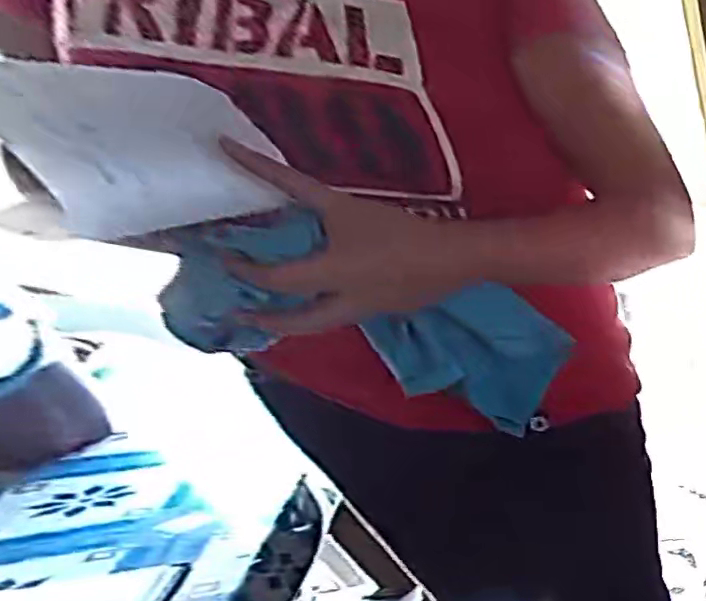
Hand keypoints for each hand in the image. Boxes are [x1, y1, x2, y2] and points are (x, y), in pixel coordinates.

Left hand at [221, 140, 473, 334]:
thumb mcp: (339, 203)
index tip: (224, 256)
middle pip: (302, 323)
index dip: (243, 269)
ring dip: (299, 320)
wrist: (458, 257)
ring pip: (328, 323)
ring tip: (280, 311)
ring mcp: (375, 310)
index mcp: (332, 275)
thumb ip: (283, 179)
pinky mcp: (394, 309)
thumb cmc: (399, 231)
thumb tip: (226, 147)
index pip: (275, 280)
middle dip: (269, 322)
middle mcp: (349, 301)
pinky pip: (353, 314)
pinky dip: (331, 310)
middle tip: (242, 315)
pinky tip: (330, 297)